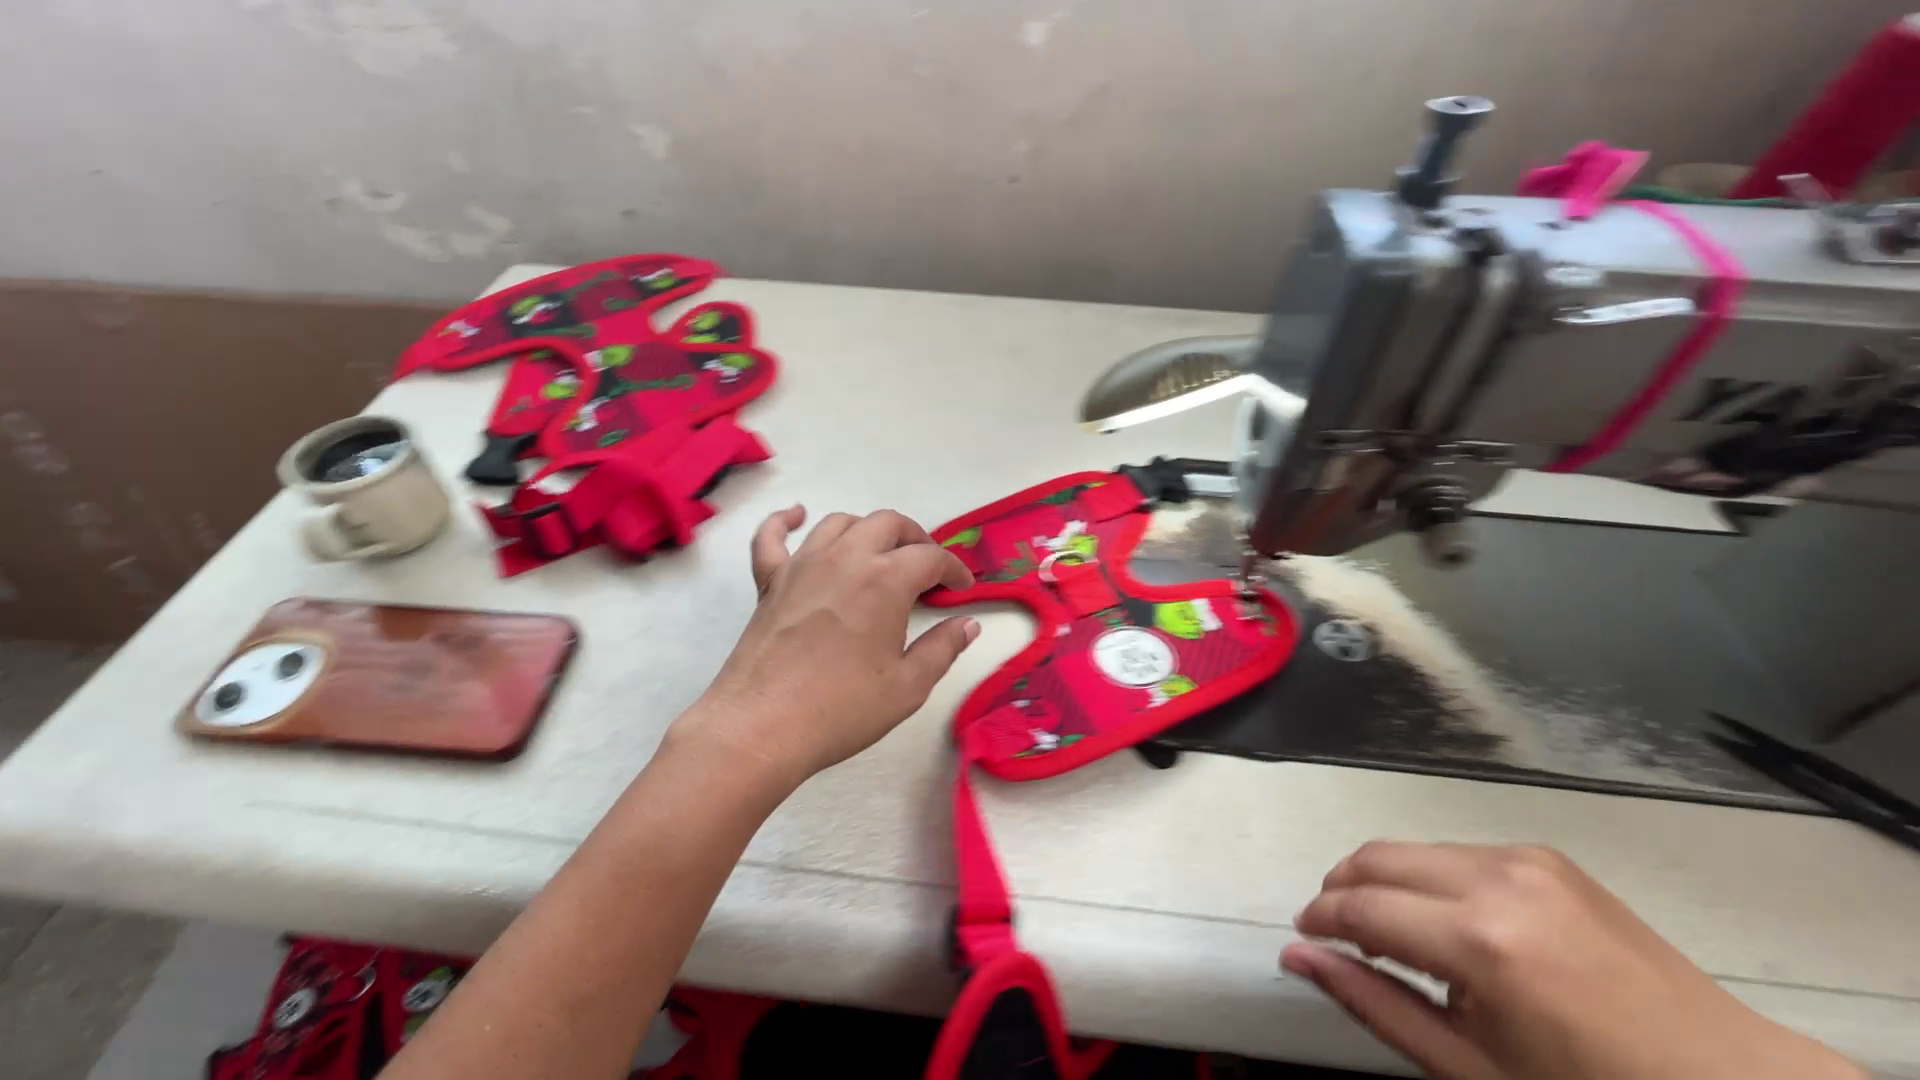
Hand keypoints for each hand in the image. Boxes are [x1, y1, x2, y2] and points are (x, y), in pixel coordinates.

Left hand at [676, 505, 978, 785]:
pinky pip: (773, 536)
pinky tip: (797, 515)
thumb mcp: (908, 687)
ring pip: (840, 523)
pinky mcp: (769, 580)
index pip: (930, 557)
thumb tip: (968, 623)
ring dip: (867, 530)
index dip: (954, 569)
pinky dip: (786, 520)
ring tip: (880, 553)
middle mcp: (845, 558)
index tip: (963, 588)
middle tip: (927, 569)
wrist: (763, 726)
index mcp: (885, 580)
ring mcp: (802, 564)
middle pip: (887, 524)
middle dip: (915, 539)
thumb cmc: (842, 709)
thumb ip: (942, 649)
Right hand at [1282, 842, 1864, 1079]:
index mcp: (1480, 940)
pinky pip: (1458, 854)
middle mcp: (1496, 878)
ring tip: (1392, 937)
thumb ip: (1374, 1002)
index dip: (1320, 920)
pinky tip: (1447, 926)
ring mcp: (1526, 860)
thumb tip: (1297, 959)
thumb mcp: (1471, 1066)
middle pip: (1377, 859)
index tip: (1302, 938)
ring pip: (1413, 850)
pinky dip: (1428, 879)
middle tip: (1335, 936)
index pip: (1361, 908)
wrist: (1729, 1079)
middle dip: (1341, 889)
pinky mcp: (1547, 856)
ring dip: (1384, 883)